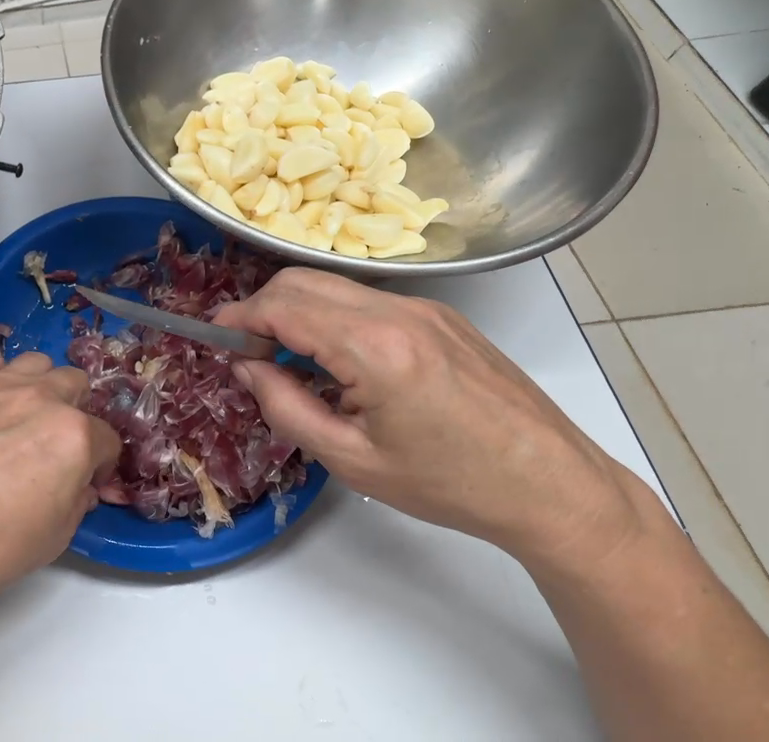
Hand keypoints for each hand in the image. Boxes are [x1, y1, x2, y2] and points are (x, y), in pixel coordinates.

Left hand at [0, 347, 120, 609]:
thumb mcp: (55, 537)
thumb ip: (76, 501)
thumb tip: (78, 485)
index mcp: (75, 436)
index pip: (108, 439)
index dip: (101, 463)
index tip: (87, 480)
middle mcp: (42, 398)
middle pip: (76, 386)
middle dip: (76, 413)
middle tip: (57, 446)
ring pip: (37, 363)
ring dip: (40, 385)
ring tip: (24, 418)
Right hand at [212, 268, 650, 567]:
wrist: (553, 486)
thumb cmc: (449, 484)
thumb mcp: (352, 460)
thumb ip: (285, 407)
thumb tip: (246, 368)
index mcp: (374, 349)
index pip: (282, 307)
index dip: (238, 318)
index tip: (215, 338)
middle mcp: (397, 312)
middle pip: (301, 281)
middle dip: (261, 307)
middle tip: (247, 351)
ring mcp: (423, 308)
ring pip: (332, 285)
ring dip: (296, 309)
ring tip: (289, 359)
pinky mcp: (441, 316)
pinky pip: (365, 299)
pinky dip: (332, 315)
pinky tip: (338, 361)